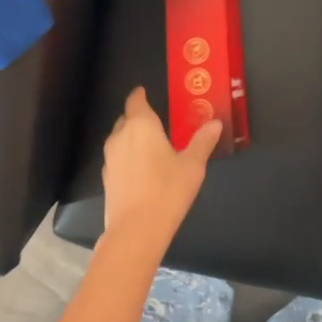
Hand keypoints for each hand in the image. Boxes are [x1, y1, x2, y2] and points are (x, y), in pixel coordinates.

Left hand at [102, 87, 221, 254]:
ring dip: (131, 138)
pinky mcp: (106, 177)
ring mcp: (110, 157)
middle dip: (138, 117)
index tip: (145, 93)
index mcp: (141, 125)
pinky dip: (127, 157)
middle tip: (156, 123)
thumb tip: (215, 123)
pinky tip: (141, 170)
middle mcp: (120, 135)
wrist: (136, 229)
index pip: (135, 101)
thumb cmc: (168, 190)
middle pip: (126, 118)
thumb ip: (202, 142)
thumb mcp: (192, 165)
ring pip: (119, 138)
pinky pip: (117, 158)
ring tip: (150, 147)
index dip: (140, 96)